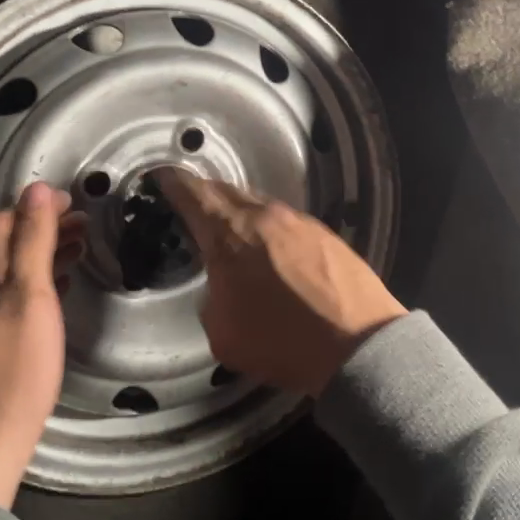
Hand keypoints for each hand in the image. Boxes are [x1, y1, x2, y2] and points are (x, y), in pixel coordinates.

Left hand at [0, 182, 85, 505]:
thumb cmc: (8, 373)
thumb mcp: (30, 298)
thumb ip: (32, 240)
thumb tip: (38, 187)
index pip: (2, 220)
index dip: (40, 207)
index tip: (77, 206)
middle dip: (39, 231)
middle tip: (83, 231)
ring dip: (33, 261)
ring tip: (73, 260)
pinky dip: (22, 291)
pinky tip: (44, 305)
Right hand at [157, 167, 404, 397]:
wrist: (358, 343)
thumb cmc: (284, 343)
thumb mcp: (223, 333)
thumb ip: (212, 299)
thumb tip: (221, 287)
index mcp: (231, 235)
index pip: (194, 194)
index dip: (172, 183)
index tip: (160, 177)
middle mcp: (265, 216)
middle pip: (227, 191)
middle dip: (205, 196)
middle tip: (191, 205)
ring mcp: (299, 220)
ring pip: (259, 204)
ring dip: (239, 212)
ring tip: (230, 230)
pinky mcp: (325, 231)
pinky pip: (285, 220)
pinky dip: (268, 227)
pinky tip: (269, 249)